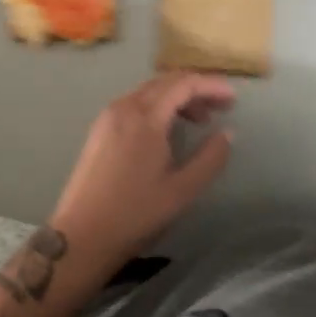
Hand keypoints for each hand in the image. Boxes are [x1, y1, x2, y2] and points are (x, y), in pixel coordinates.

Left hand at [48, 73, 235, 263]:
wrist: (82, 235)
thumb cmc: (135, 213)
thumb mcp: (182, 190)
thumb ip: (210, 158)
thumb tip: (227, 133)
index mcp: (145, 117)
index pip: (183, 84)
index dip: (211, 86)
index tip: (233, 98)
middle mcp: (124, 107)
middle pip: (165, 82)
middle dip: (196, 89)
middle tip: (221, 108)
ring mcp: (108, 116)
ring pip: (149, 92)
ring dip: (176, 98)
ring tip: (199, 121)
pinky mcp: (100, 129)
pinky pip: (135, 104)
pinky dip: (157, 107)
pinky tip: (168, 130)